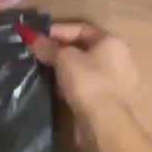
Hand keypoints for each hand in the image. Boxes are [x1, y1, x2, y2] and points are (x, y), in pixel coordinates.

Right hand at [23, 21, 138, 142]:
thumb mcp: (64, 59)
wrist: (105, 124)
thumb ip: (48, 47)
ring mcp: (116, 80)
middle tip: (39, 53)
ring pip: (84, 68)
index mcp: (111, 42)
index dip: (58, 30)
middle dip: (60, 49)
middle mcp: (118, 58)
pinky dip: (72, 84)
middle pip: (84, 47)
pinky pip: (86, 85)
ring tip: (44, 70)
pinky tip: (56, 89)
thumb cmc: (88, 83)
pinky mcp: (109, 100)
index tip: (37, 36)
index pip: (82, 28)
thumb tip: (33, 39)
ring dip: (65, 68)